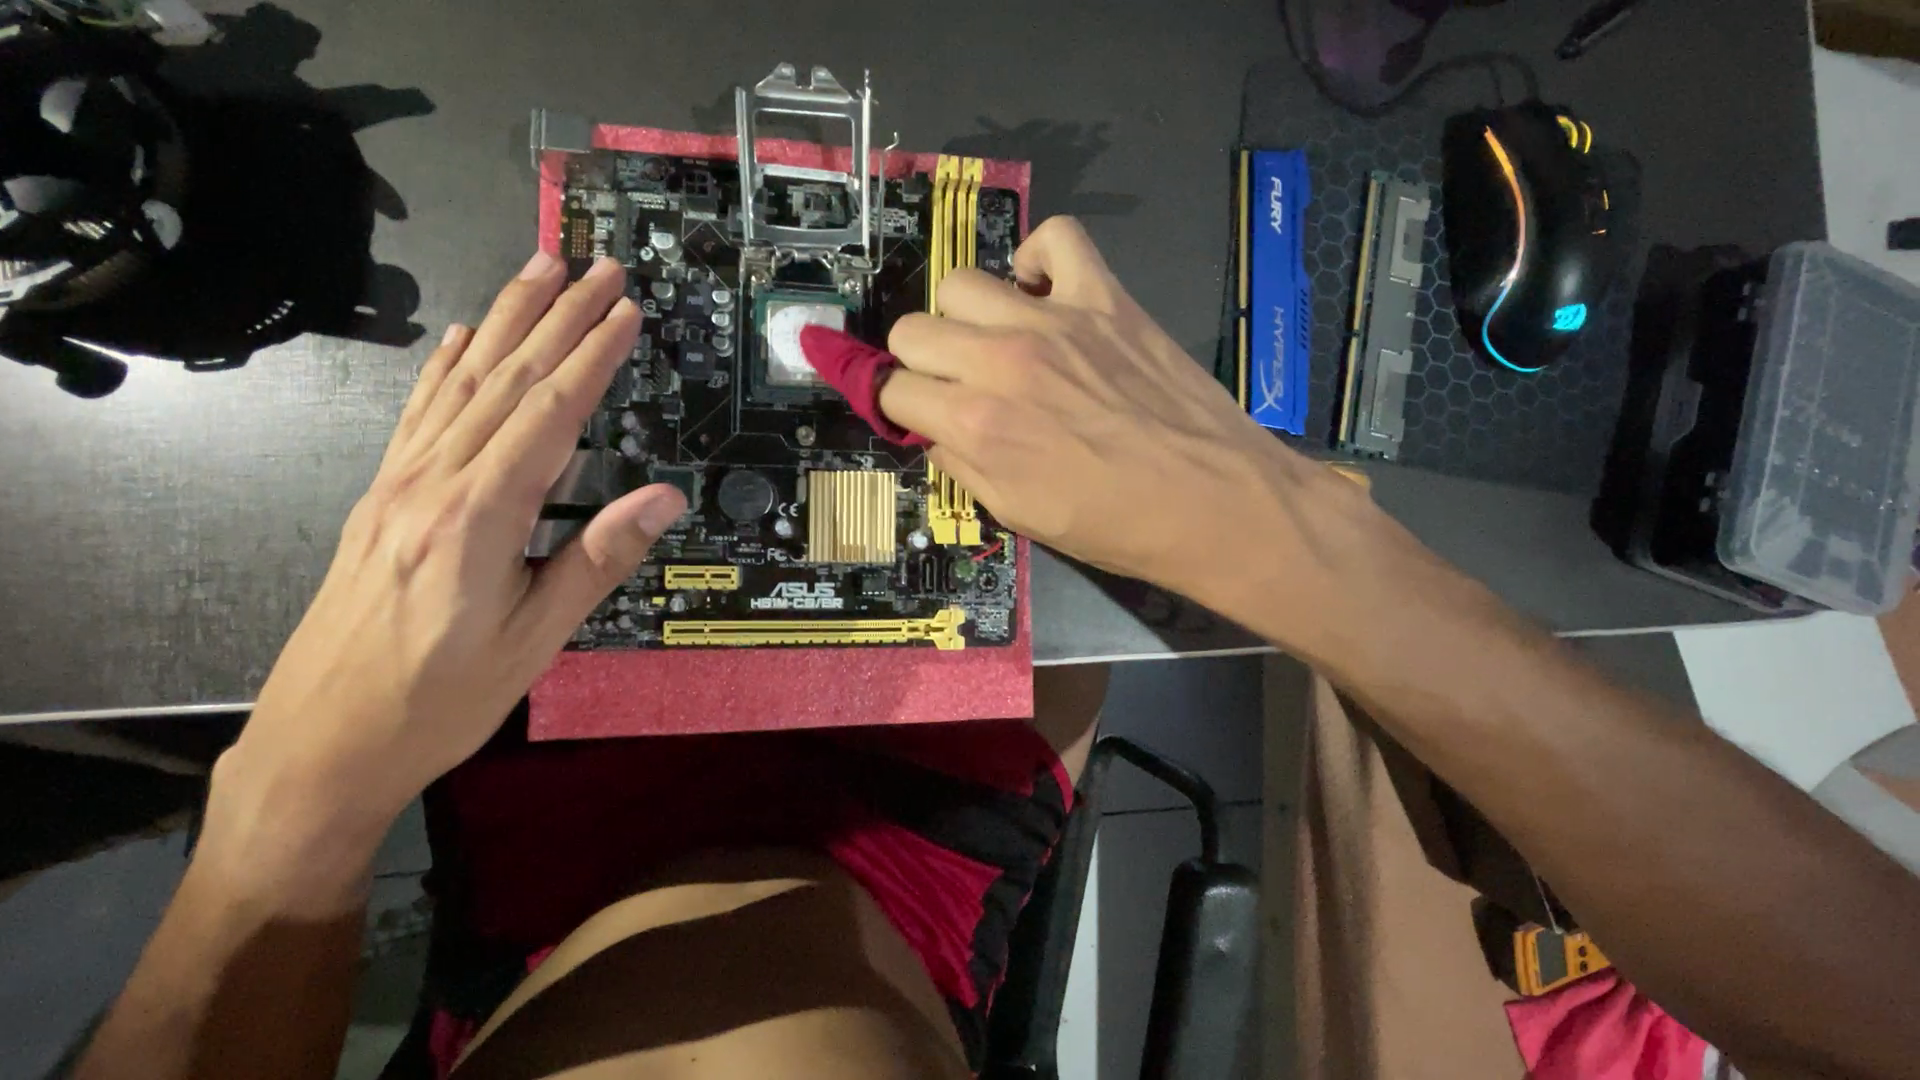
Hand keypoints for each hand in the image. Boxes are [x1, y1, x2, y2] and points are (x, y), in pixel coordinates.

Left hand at [222, 253, 685, 841]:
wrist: (323, 744)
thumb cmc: (440, 701)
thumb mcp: (535, 641)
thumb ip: (596, 561)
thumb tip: (663, 499)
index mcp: (475, 518)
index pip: (546, 415)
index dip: (590, 357)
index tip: (624, 310)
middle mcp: (429, 485)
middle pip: (502, 381)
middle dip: (556, 318)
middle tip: (595, 266)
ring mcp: (397, 486)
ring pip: (459, 385)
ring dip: (505, 322)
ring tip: (539, 272)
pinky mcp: (381, 500)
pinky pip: (418, 416)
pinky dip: (445, 367)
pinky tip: (462, 336)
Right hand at [876, 217, 1376, 632]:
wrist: (1213, 500)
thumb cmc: (1114, 523)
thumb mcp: (1019, 514)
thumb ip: (962, 465)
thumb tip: (935, 428)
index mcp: (977, 423)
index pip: (894, 389)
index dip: (901, 407)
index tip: (921, 415)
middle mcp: (1002, 361)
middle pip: (913, 329)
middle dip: (923, 363)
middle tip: (958, 386)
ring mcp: (1054, 319)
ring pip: (961, 282)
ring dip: (967, 317)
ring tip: (999, 341)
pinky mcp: (1105, 296)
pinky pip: (1056, 237)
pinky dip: (1040, 258)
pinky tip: (1045, 292)